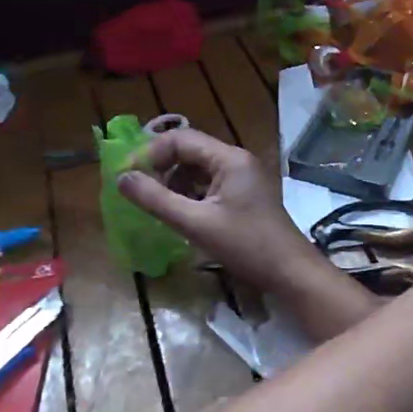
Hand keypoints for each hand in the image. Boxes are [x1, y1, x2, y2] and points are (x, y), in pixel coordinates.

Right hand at [115, 129, 324, 289]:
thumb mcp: (196, 223)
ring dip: (174, 182)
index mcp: (229, 158)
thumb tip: (122, 179)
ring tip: (155, 205)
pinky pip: (209, 185)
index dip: (150, 153)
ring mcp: (242, 178)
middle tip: (138, 191)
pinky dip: (189, 194)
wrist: (290, 271)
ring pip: (198, 169)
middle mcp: (237, 160)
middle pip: (189, 151)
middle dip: (161, 168)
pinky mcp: (244, 196)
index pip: (180, 139)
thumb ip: (157, 200)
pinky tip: (178, 213)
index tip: (127, 176)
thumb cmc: (246, 245)